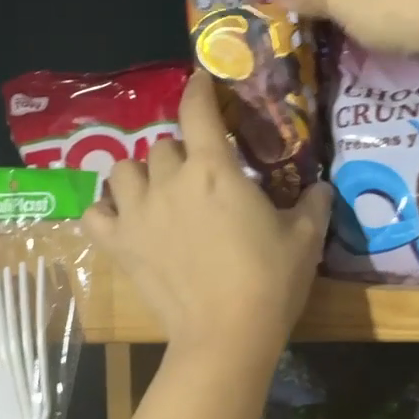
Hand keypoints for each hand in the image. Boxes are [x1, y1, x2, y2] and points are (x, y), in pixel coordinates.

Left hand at [83, 70, 331, 355]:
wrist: (227, 334)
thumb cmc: (270, 282)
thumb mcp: (305, 239)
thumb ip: (313, 204)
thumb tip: (322, 188)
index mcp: (214, 169)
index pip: (197, 109)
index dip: (198, 90)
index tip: (200, 84)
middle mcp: (169, 180)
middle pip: (162, 145)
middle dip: (179, 154)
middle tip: (196, 176)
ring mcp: (137, 213)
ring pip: (123, 171)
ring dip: (139, 176)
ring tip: (154, 193)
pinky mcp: (119, 245)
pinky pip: (95, 213)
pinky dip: (106, 211)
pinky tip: (121, 219)